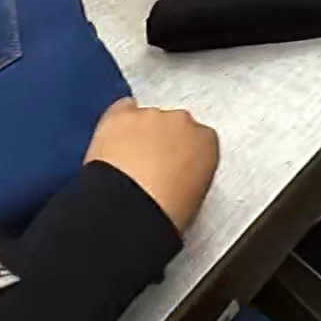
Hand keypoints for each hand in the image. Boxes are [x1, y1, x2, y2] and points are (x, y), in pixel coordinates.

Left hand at [83, 98, 219, 232]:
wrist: (132, 210)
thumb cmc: (165, 211)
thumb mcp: (195, 195)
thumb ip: (194, 173)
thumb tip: (182, 177)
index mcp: (208, 142)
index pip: (199, 138)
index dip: (183, 153)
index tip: (174, 168)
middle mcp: (184, 121)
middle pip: (174, 123)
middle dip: (163, 141)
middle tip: (149, 168)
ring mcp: (152, 116)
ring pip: (147, 118)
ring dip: (139, 135)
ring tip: (125, 163)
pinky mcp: (122, 116)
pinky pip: (122, 109)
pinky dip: (117, 122)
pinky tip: (112, 139)